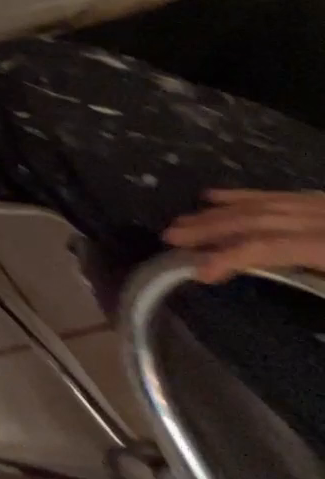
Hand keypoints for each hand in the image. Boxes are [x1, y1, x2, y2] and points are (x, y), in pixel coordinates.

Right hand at [164, 189, 324, 282]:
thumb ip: (310, 283)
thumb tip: (258, 273)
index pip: (268, 247)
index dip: (229, 257)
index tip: (200, 272)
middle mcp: (319, 221)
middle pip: (255, 221)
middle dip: (208, 230)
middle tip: (170, 239)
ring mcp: (320, 207)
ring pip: (259, 206)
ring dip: (215, 214)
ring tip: (181, 223)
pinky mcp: (322, 201)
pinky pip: (276, 195)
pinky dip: (241, 196)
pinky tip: (211, 196)